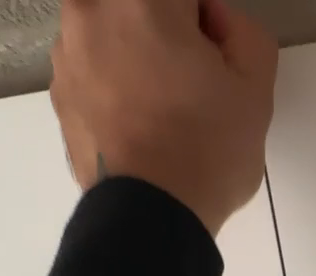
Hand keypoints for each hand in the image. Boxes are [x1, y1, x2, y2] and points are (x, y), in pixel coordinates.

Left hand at [51, 0, 278, 236]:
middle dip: (170, 37)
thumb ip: (244, 34)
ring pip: (115, 36)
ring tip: (167, 116)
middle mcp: (92, 9)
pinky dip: (119, 90)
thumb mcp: (256, 91)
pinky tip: (144, 131)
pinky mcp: (59, 92)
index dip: (209, 25)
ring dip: (141, 60)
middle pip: (142, 10)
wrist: (151, 216)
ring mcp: (67, 51)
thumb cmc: (208, 151)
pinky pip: (96, 72)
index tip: (217, 61)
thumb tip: (215, 24)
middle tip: (193, 87)